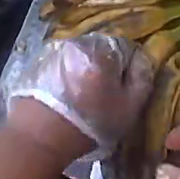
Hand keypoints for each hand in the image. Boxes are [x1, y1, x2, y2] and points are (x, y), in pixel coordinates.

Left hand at [4, 34, 154, 158]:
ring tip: (79, 100)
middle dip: (104, 70)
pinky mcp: (38, 61)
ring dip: (84, 72)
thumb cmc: (88, 124)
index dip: (127, 73)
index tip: (120, 93)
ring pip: (81, 58)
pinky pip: (61, 65)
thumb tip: (143, 60)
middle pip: (102, 51)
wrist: (36, 138)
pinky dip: (65, 77)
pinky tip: (61, 98)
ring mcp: (57, 48)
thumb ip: (142, 78)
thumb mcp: (128, 108)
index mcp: (105, 46)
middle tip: (100, 99)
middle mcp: (81, 40)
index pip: (128, 50)